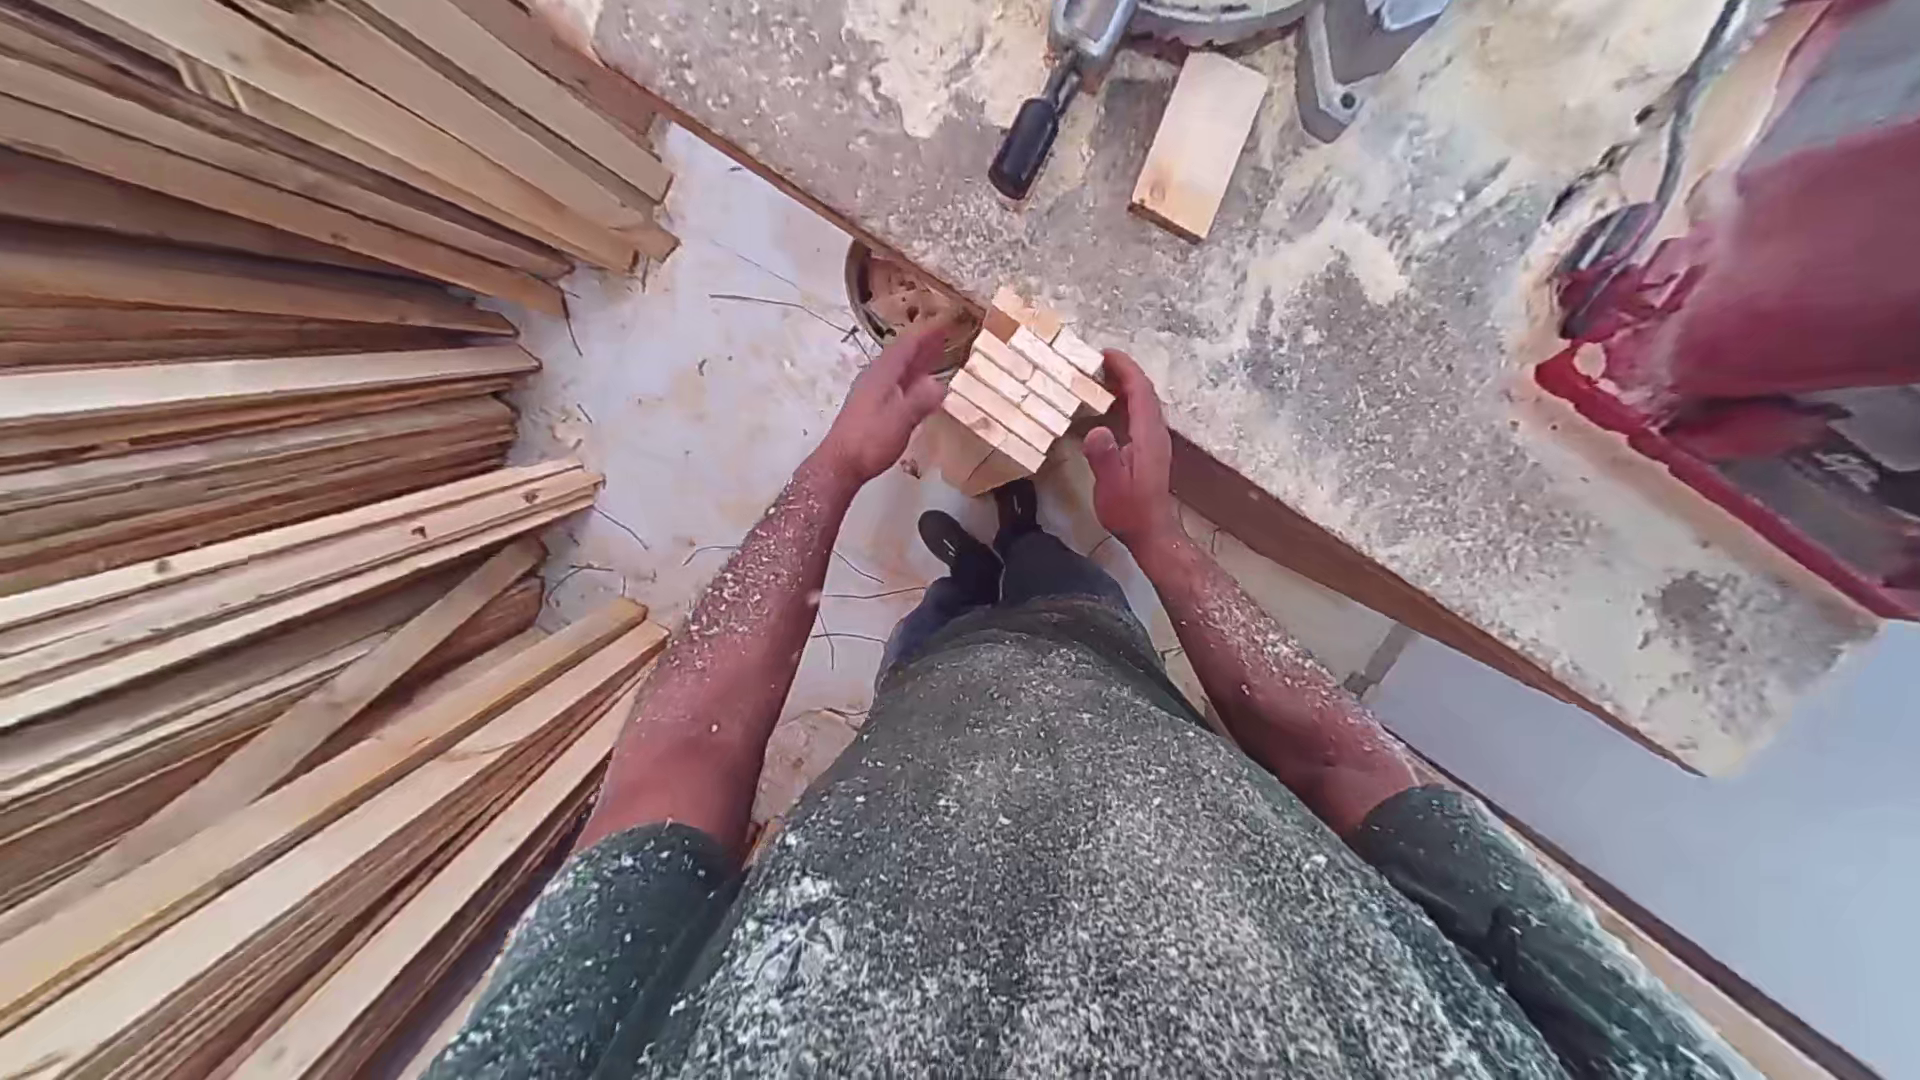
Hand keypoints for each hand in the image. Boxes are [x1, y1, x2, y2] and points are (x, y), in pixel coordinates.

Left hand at [815, 318, 953, 486]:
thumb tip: (940, 385)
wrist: (841, 464)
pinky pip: (896, 384)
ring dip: (918, 362)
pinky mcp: (871, 408)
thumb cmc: (870, 441)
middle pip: (902, 354)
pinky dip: (911, 380)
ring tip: (937, 357)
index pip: (906, 346)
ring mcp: (871, 393)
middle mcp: (875, 378)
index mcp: (882, 375)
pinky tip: (920, 388)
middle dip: (923, 345)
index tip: (944, 323)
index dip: (926, 334)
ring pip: (899, 370)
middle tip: (944, 336)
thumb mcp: (901, 419)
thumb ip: (921, 400)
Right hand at [1084, 350, 1180, 546]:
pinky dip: (1125, 402)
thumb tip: (1095, 430)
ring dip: (1125, 386)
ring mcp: (1154, 442)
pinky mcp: (1149, 451)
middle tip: (1099, 362)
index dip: (1125, 369)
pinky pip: (1139, 416)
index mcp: (1147, 436)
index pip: (1140, 392)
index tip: (1106, 354)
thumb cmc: (1129, 511)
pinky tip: (1110, 408)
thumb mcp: (1112, 486)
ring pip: (1143, 403)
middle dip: (1124, 372)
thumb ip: (1104, 458)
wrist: (1151, 532)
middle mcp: (1155, 434)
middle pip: (1144, 392)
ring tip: (1101, 379)